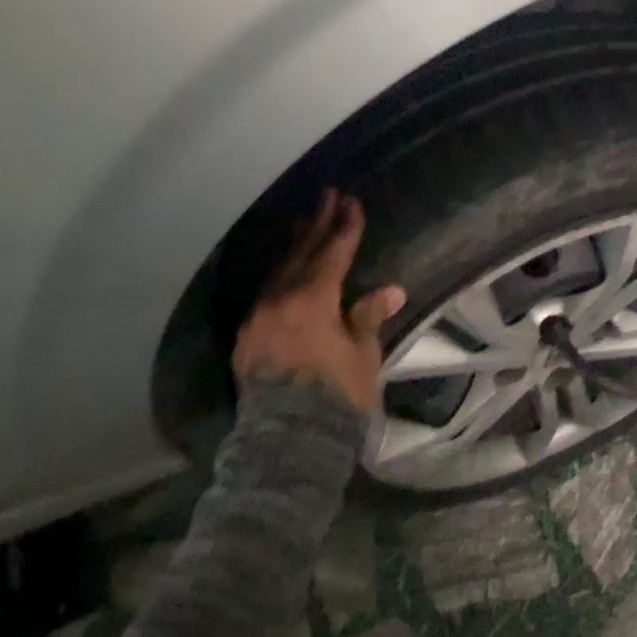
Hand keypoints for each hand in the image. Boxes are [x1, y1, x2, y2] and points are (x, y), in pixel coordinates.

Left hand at [232, 189, 406, 411]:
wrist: (287, 440)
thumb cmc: (336, 397)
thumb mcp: (362, 357)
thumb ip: (369, 318)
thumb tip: (391, 291)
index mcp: (312, 300)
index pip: (332, 254)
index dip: (345, 229)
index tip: (353, 204)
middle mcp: (279, 300)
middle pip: (301, 253)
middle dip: (316, 224)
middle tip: (327, 195)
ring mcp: (258, 318)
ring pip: (277, 271)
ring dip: (294, 245)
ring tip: (303, 222)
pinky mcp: (245, 339)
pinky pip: (264, 295)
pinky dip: (278, 276)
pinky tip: (284, 271)